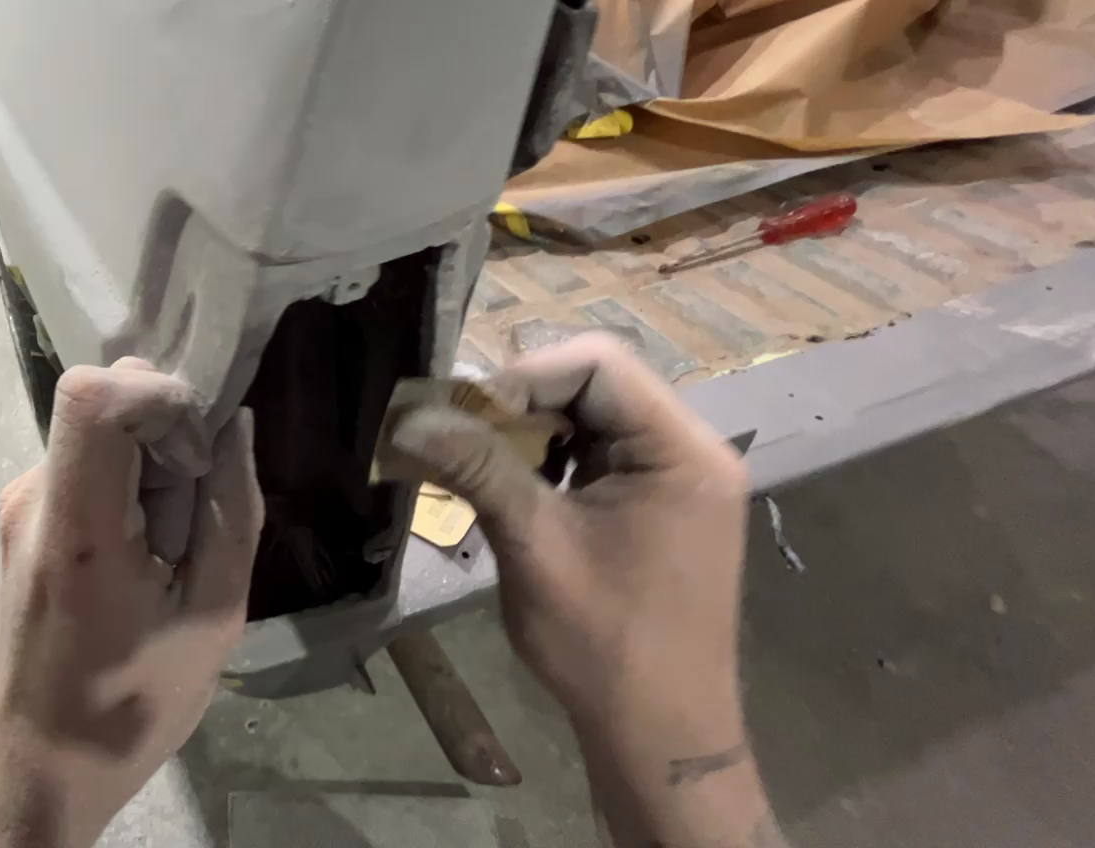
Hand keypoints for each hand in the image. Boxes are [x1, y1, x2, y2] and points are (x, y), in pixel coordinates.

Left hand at [0, 359, 263, 847]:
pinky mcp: (22, 513)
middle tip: (186, 521)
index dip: (162, 399)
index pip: (93, 393)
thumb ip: (231, 512)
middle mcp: (33, 494)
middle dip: (168, 437)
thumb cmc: (128, 707)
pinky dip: (127, 484)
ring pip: (101, 429)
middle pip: (104, 400)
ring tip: (162, 551)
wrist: (33, 764)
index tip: (196, 464)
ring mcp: (19, 500)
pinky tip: (137, 554)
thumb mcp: (212, 619)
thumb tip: (236, 425)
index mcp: (75, 525)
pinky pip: (87, 459)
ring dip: (151, 468)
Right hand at [384, 334, 783, 847]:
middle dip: (520, 400)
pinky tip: (512, 483)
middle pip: (594, 380)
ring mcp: (671, 474)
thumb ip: (475, 467)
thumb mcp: (532, 543)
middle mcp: (688, 449)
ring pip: (587, 411)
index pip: (600, 364)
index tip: (467, 416)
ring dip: (526, 426)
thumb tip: (406, 416)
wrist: (658, 730)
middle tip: (463, 434)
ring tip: (480, 458)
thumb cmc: (604, 641)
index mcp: (681, 452)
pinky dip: (542, 453)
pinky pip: (591, 446)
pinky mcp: (650, 497)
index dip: (524, 376)